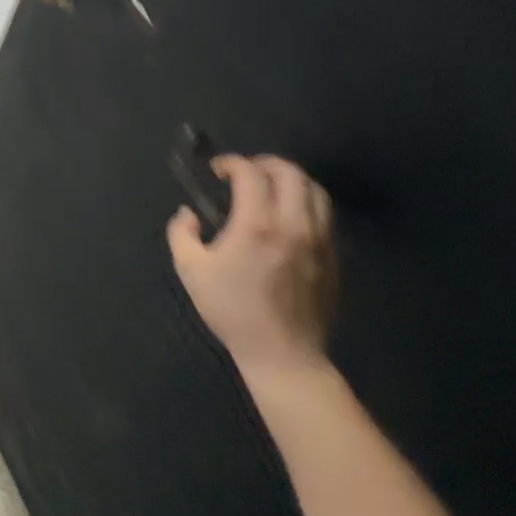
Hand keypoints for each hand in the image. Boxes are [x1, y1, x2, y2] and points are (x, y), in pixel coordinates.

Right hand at [167, 154, 338, 376]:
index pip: (251, 173)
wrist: (283, 353)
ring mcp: (319, 241)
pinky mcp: (333, 258)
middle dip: (265, 163)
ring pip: (316, 192)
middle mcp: (294, 224)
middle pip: (291, 173)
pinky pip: (325, 217)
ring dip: (291, 181)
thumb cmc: (232, 309)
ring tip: (270, 189)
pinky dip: (306, 204)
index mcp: (257, 224)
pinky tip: (288, 218)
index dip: (232, 163)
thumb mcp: (190, 269)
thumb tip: (188, 214)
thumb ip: (181, 233)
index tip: (217, 170)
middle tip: (245, 172)